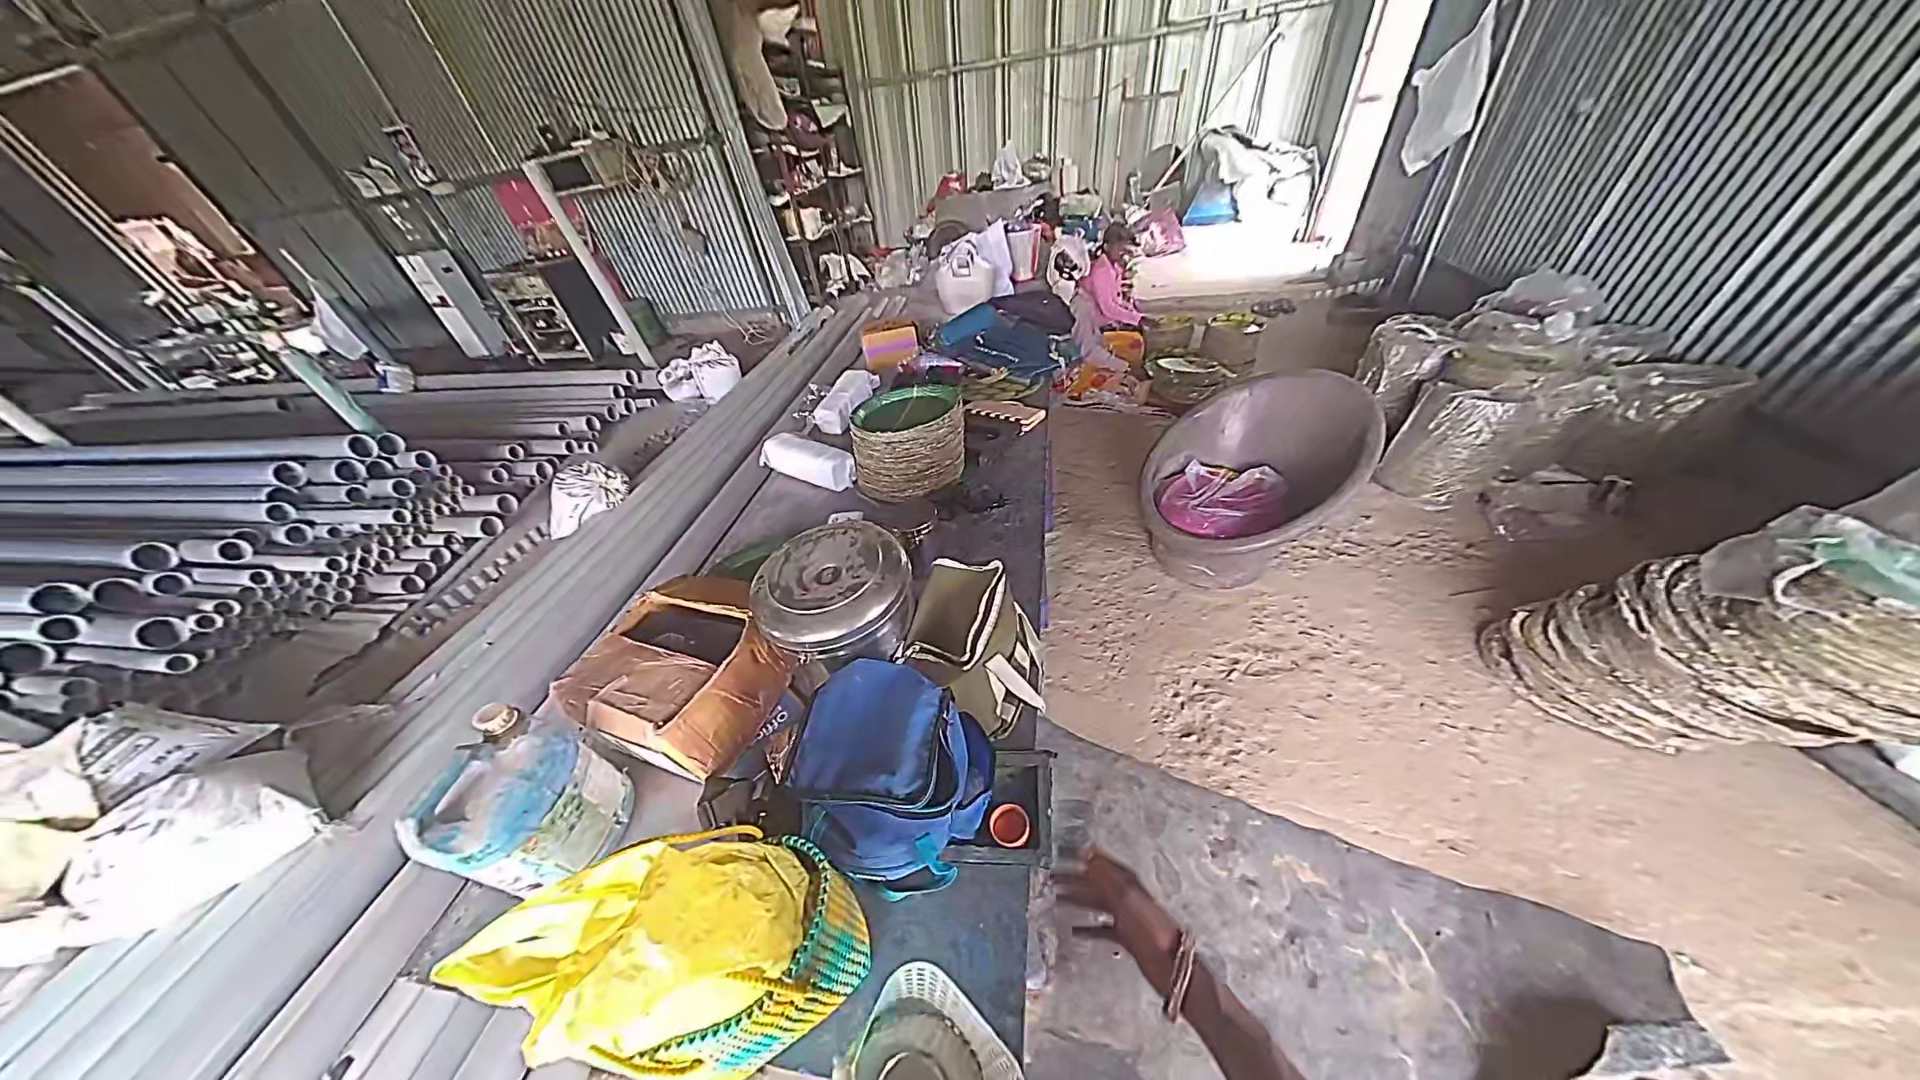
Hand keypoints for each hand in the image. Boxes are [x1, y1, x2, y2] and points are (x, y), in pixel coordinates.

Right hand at [1056, 849, 1183, 994]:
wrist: (1172, 967)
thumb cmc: (1152, 931)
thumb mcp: (1126, 899)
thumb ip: (1105, 877)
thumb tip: (1088, 855)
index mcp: (1128, 882)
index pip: (1101, 864)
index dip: (1083, 859)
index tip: (1065, 854)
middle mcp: (1126, 896)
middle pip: (1095, 882)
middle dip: (1073, 878)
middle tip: (1053, 877)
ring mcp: (1126, 916)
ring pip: (1095, 902)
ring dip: (1076, 898)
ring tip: (1058, 897)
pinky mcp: (1126, 936)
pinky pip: (1100, 926)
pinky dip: (1086, 926)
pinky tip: (1074, 929)